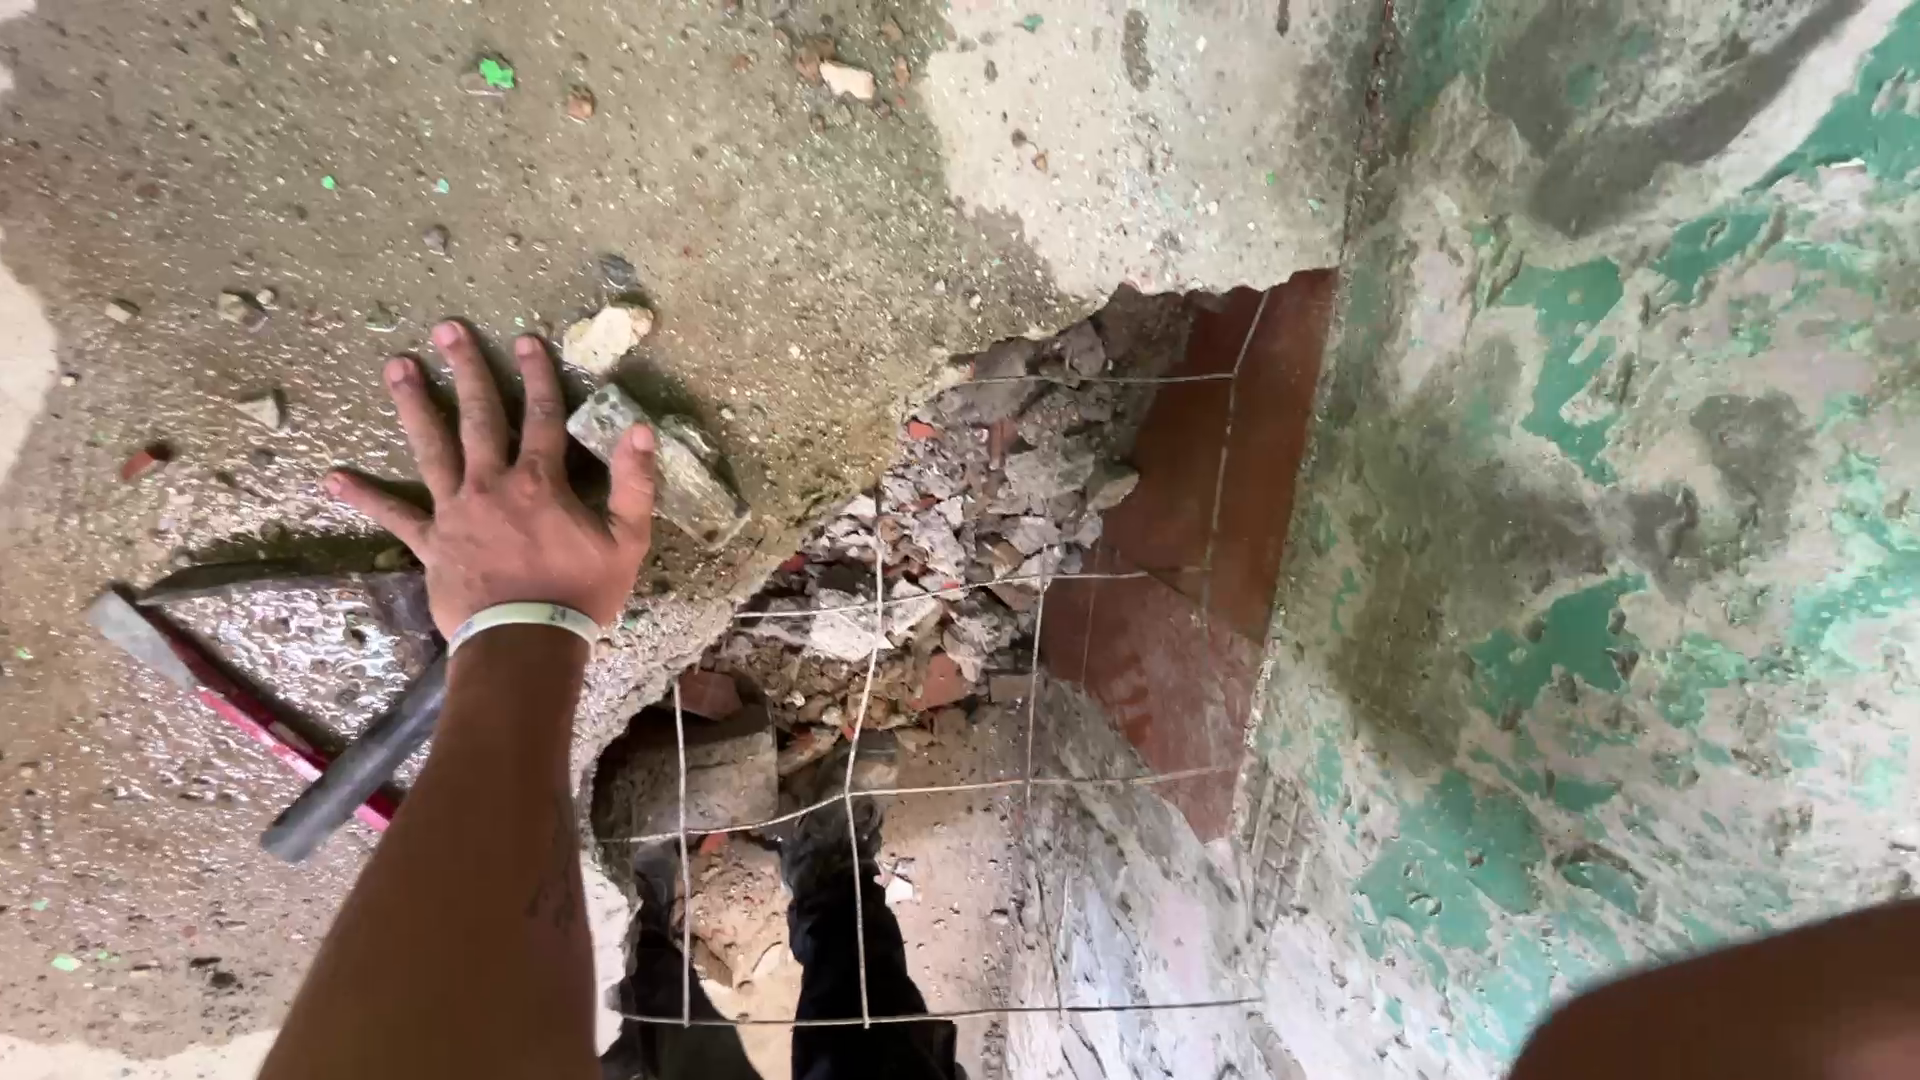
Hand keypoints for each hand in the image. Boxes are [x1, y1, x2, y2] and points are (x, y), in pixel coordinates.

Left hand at [325, 321, 657, 636]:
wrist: (527, 640)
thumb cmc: (582, 590)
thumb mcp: (627, 539)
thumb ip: (635, 483)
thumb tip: (641, 430)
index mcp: (541, 482)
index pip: (543, 417)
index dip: (538, 377)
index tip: (526, 341)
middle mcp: (492, 485)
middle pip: (480, 419)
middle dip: (468, 372)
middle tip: (447, 331)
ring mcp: (455, 512)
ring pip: (432, 449)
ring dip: (415, 407)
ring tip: (395, 367)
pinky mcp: (431, 543)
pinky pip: (395, 517)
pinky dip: (366, 498)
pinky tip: (334, 479)